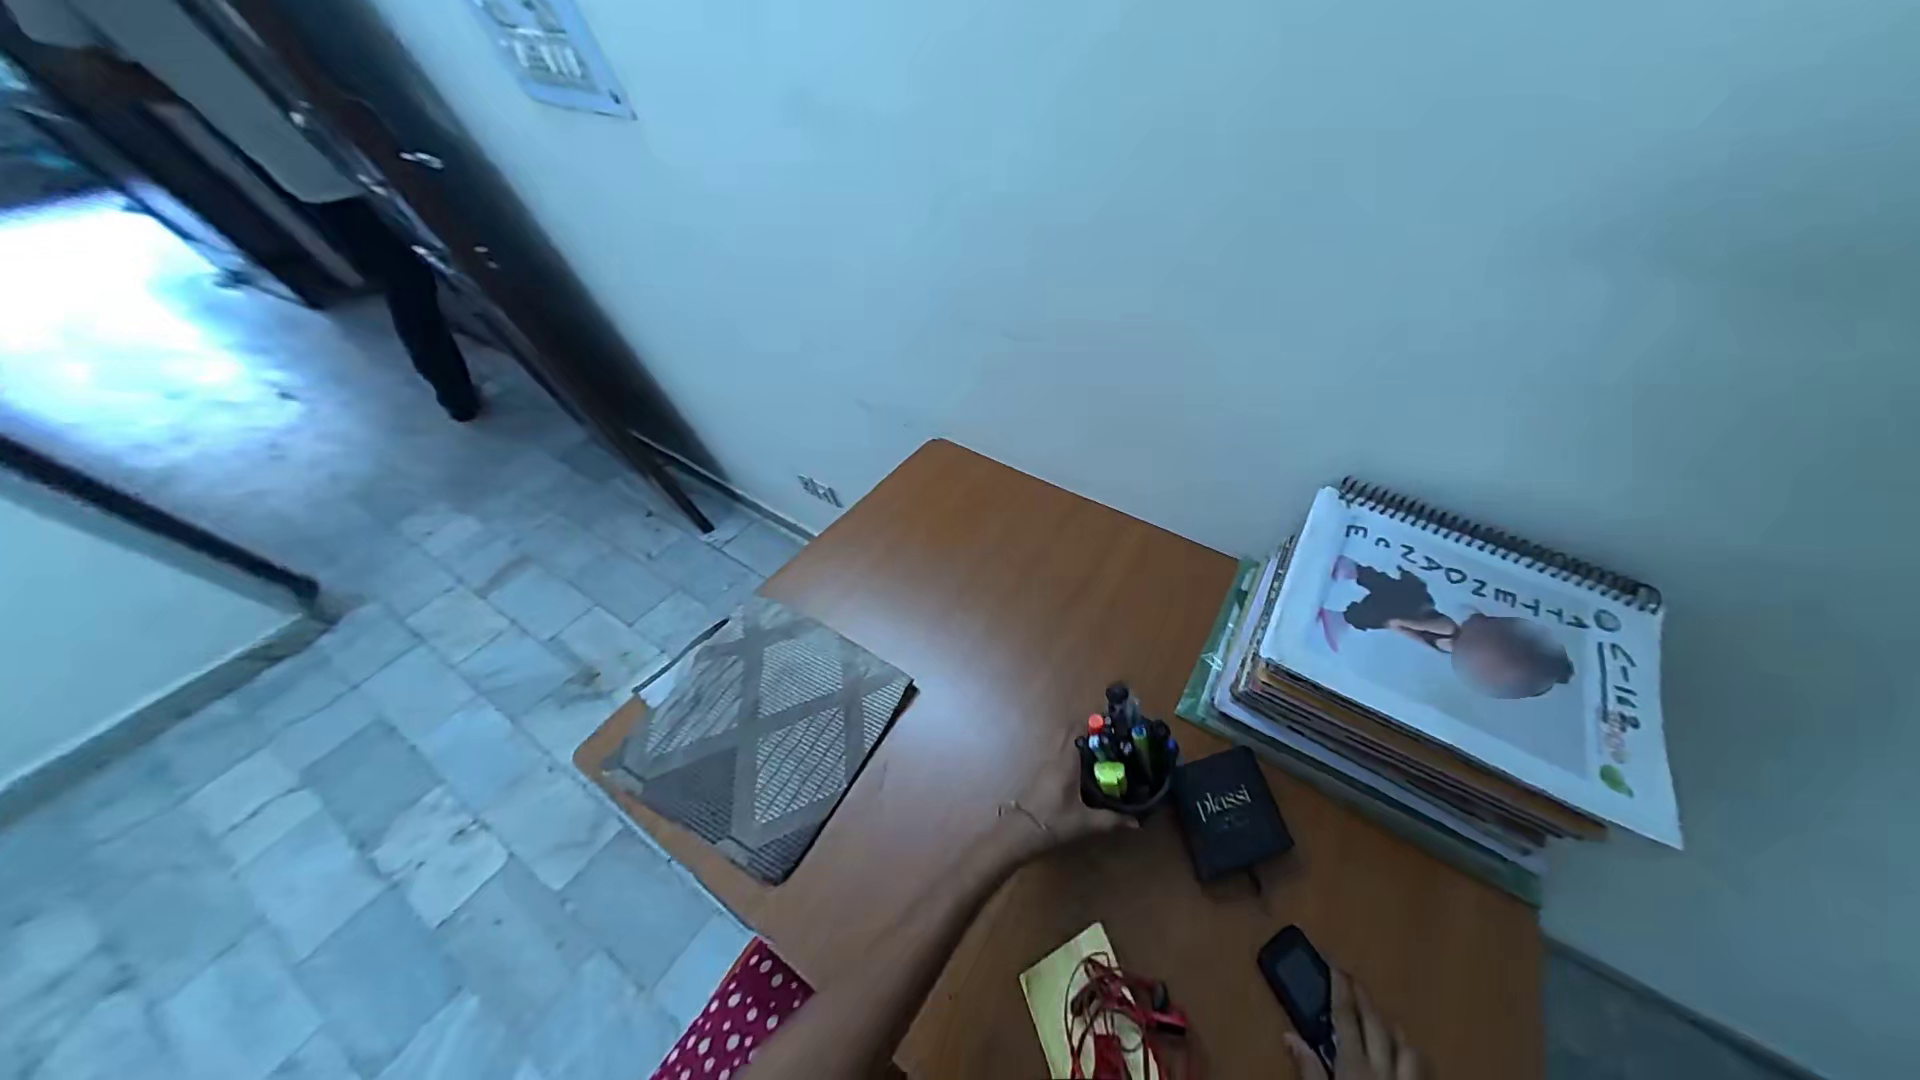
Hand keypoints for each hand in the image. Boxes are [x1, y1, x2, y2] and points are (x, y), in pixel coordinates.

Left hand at [999, 729, 1136, 858]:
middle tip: (1108, 737)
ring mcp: (1046, 765)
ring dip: (1078, 741)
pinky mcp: (1042, 775)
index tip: (1111, 725)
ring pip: (1062, 742)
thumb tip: (1137, 822)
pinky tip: (1084, 768)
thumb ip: (1111, 820)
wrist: (1019, 833)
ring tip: (1101, 750)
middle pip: (1068, 732)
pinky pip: (1058, 754)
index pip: (1076, 731)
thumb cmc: (1053, 822)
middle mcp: (1054, 758)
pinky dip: (1071, 753)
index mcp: (1065, 762)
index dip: (1092, 724)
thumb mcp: (1086, 822)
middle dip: (1087, 730)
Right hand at [1286, 971, 1421, 1079]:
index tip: (1334, 963)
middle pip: (1375, 1022)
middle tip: (1350, 977)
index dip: (1339, 986)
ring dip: (1391, 1027)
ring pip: (1406, 1045)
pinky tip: (1404, 1056)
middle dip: (1362, 996)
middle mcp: (1383, 1069)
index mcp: (1354, 1065)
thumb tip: (1290, 1036)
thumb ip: (1308, 1071)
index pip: (1345, 1015)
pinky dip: (1410, 1054)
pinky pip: (1422, 1070)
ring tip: (1380, 1018)